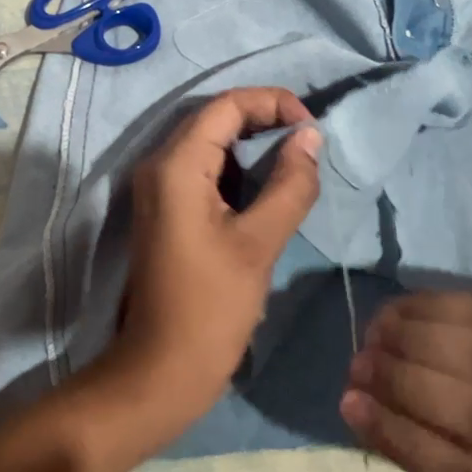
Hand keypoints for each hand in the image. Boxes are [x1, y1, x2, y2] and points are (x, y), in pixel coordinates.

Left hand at [106, 88, 323, 428]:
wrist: (161, 368)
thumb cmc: (211, 306)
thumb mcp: (259, 243)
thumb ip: (288, 185)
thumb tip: (309, 138)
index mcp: (175, 165)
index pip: (225, 106)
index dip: (271, 103)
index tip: (312, 127)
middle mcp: (159, 165)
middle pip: (215, 119)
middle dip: (264, 122)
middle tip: (309, 145)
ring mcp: (159, 188)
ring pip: (210, 145)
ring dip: (253, 147)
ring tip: (296, 165)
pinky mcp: (167, 210)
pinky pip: (204, 171)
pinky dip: (238, 171)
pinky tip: (269, 190)